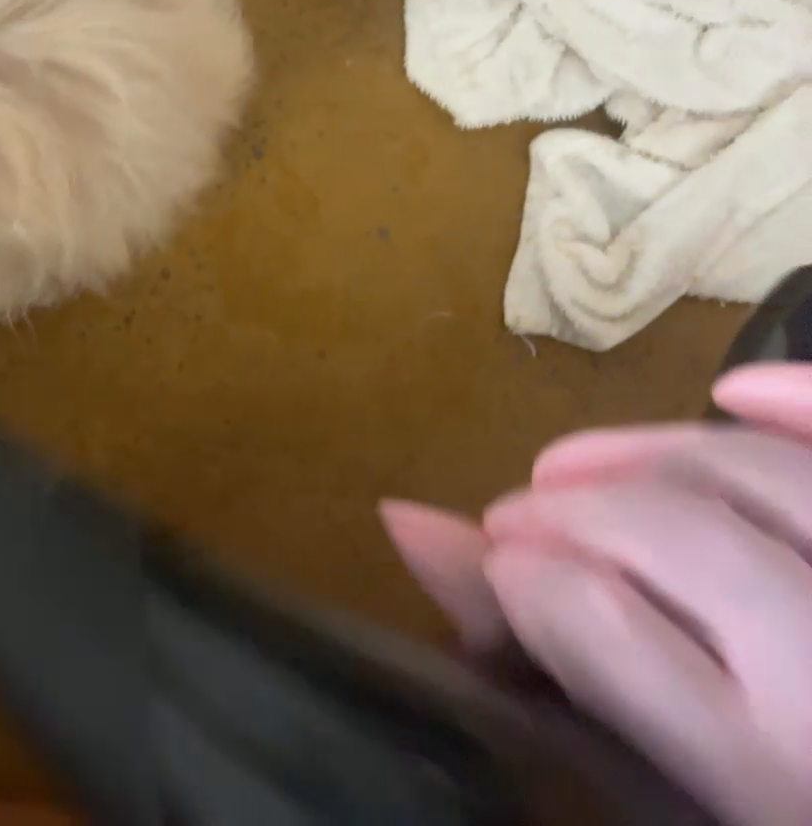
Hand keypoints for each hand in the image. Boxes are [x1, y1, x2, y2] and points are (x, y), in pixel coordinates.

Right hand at [381, 363, 811, 825]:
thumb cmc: (763, 781)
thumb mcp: (643, 757)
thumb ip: (533, 641)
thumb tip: (403, 517)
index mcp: (761, 771)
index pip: (585, 610)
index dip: (510, 564)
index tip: (500, 563)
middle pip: (659, 528)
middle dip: (560, 508)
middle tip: (532, 522)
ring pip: (751, 474)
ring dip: (648, 455)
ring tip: (603, 478)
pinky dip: (802, 400)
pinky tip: (736, 393)